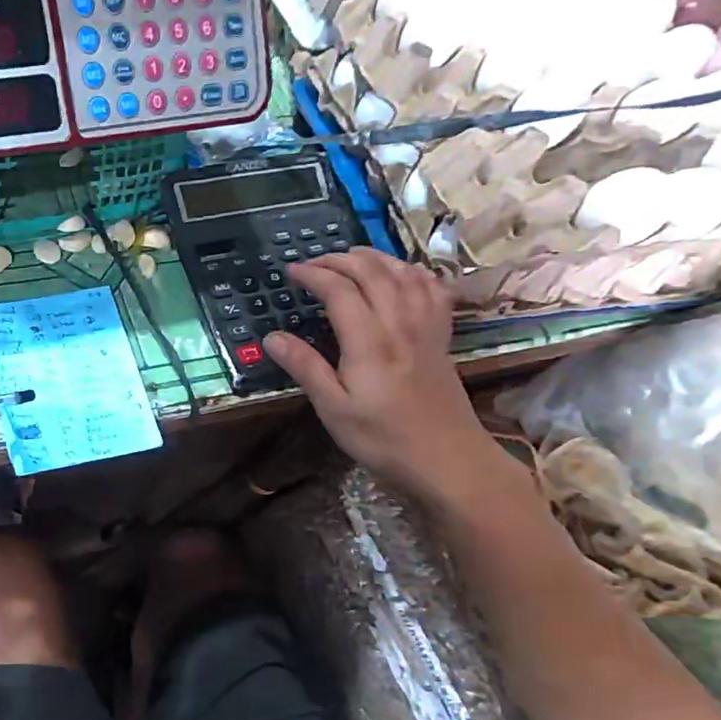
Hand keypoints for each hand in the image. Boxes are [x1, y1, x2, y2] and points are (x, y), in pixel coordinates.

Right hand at [263, 248, 514, 508]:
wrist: (448, 462)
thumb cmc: (384, 439)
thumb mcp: (334, 409)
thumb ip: (305, 368)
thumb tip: (272, 337)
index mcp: (369, 341)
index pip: (339, 290)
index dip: (313, 274)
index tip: (290, 272)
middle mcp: (400, 323)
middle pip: (372, 272)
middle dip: (340, 259)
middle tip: (313, 263)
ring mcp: (426, 328)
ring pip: (404, 273)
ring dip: (376, 258)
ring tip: (352, 257)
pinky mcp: (442, 338)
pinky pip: (433, 290)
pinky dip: (415, 273)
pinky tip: (404, 275)